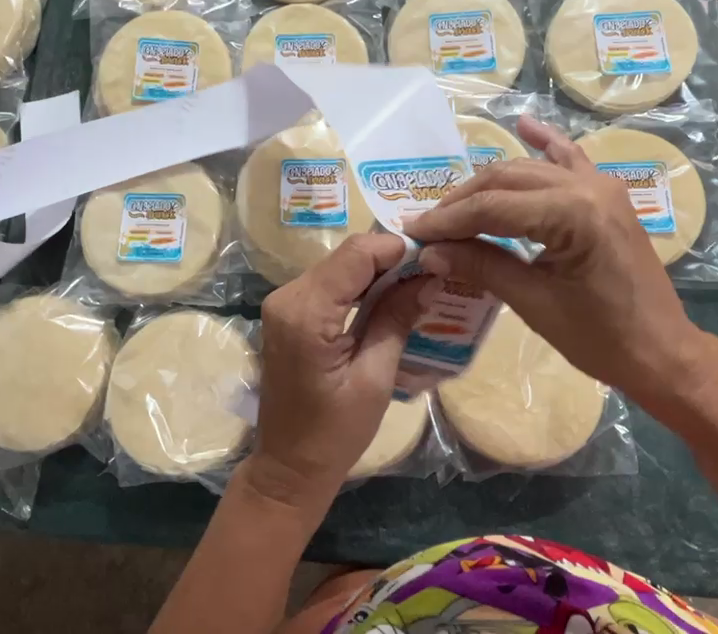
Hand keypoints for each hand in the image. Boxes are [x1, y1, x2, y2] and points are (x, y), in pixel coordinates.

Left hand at [250, 234, 435, 508]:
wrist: (288, 468)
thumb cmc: (334, 434)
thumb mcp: (375, 378)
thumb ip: (396, 320)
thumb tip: (429, 278)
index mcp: (306, 312)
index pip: (356, 254)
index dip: (396, 248)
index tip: (434, 258)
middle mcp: (287, 296)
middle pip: (346, 256)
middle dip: (389, 259)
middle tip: (432, 272)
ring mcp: (283, 303)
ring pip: (339, 267)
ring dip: (376, 272)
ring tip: (417, 284)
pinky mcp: (287, 313)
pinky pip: (328, 284)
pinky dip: (358, 286)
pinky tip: (387, 299)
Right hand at [406, 116, 717, 414]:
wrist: (662, 353)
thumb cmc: (601, 338)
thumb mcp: (534, 303)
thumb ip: (481, 266)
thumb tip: (430, 251)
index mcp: (573, 214)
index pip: (492, 207)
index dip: (448, 220)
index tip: (413, 231)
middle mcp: (588, 187)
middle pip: (506, 179)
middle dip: (462, 201)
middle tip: (427, 226)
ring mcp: (601, 186)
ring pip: (528, 170)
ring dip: (488, 184)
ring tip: (452, 205)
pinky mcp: (607, 194)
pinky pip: (569, 160)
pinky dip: (545, 143)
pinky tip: (524, 126)